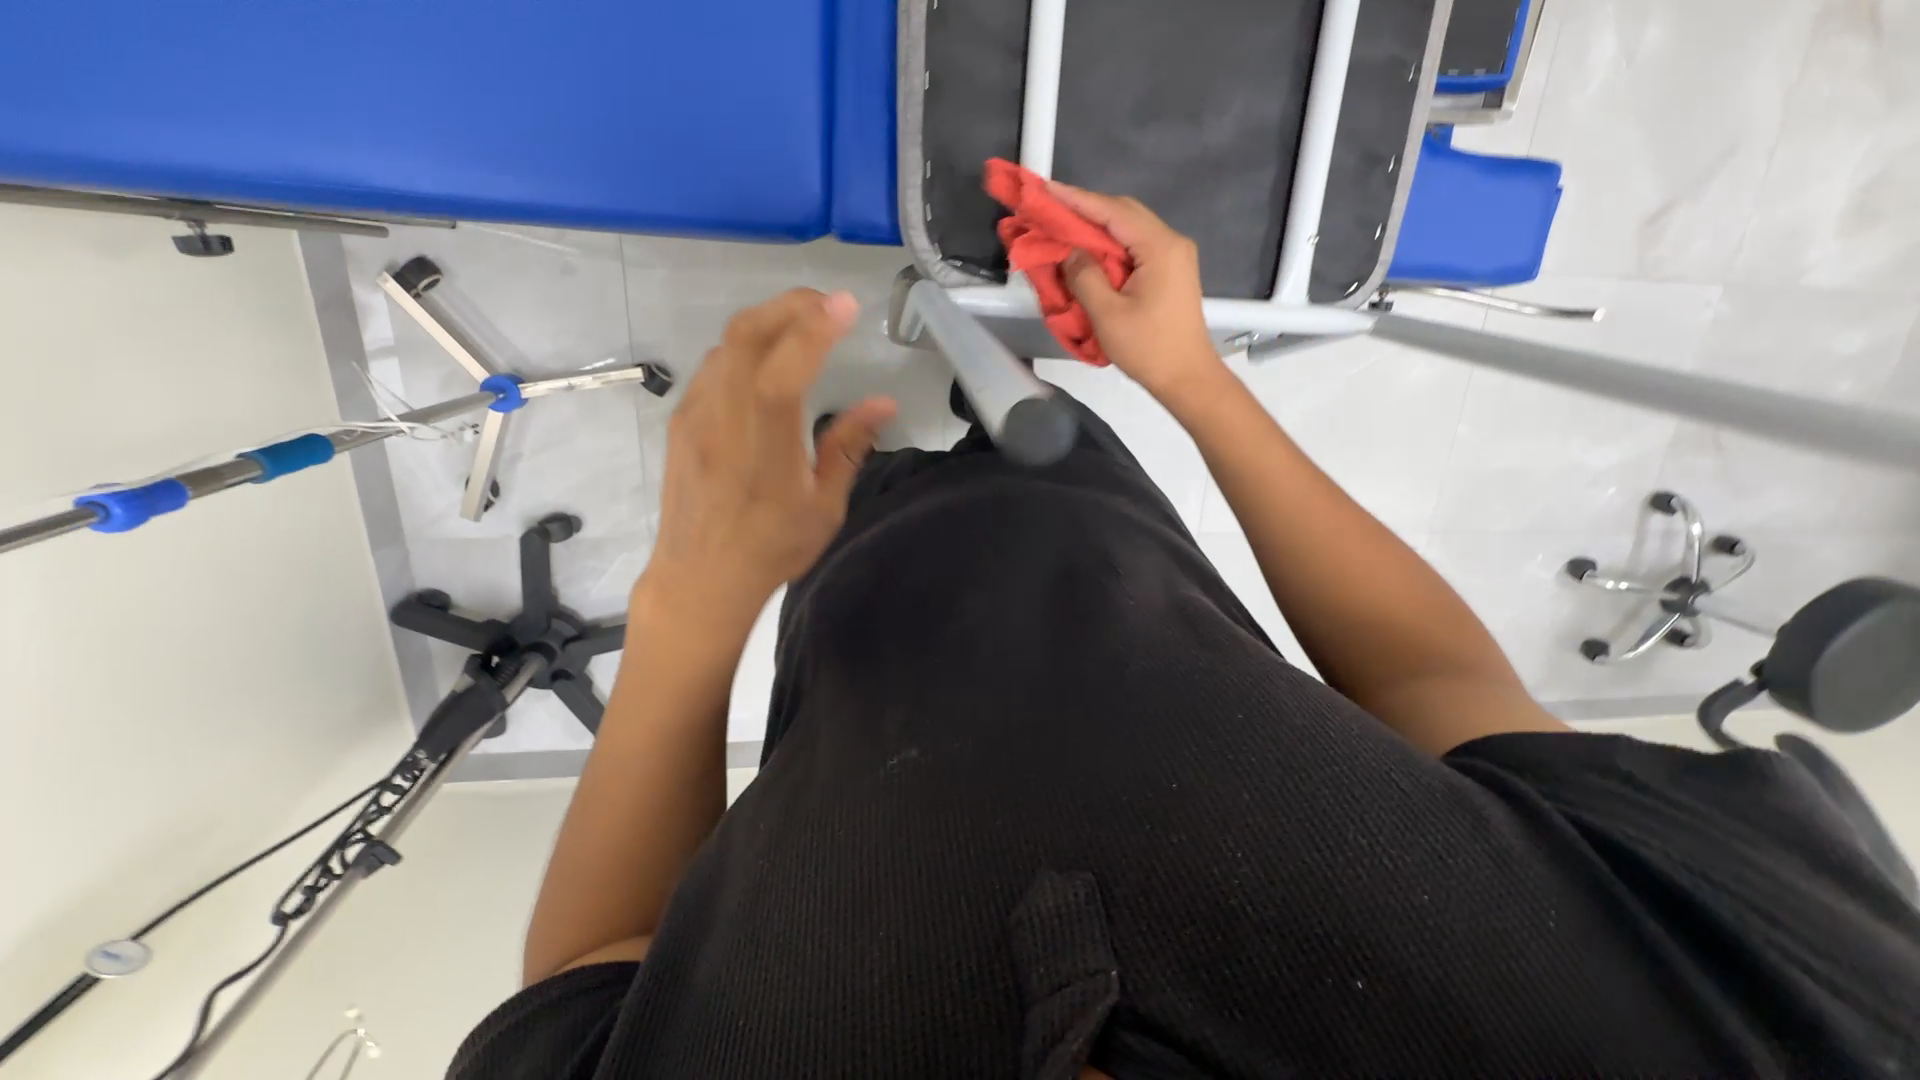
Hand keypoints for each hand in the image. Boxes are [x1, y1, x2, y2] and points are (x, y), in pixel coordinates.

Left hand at [637, 289, 897, 629]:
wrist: (699, 579)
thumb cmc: (770, 549)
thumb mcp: (823, 508)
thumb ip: (849, 448)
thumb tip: (883, 402)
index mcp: (765, 449)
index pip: (784, 371)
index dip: (815, 331)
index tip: (848, 306)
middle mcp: (723, 422)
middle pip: (746, 337)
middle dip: (790, 306)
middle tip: (828, 304)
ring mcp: (695, 418)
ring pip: (726, 346)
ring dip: (766, 323)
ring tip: (802, 326)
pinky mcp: (682, 422)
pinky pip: (713, 367)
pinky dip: (744, 347)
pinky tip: (766, 361)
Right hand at [1052, 184, 1229, 409]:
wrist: (1187, 378)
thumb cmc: (1149, 349)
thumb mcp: (1107, 314)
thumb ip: (1084, 276)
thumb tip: (1070, 251)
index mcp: (1160, 247)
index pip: (1112, 211)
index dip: (1076, 199)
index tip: (1045, 189)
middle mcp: (1170, 242)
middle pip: (1122, 213)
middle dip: (1085, 209)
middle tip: (1049, 207)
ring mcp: (1173, 256)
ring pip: (1128, 229)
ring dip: (1095, 227)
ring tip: (1062, 226)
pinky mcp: (1169, 271)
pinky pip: (1134, 247)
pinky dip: (1108, 245)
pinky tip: (1087, 251)